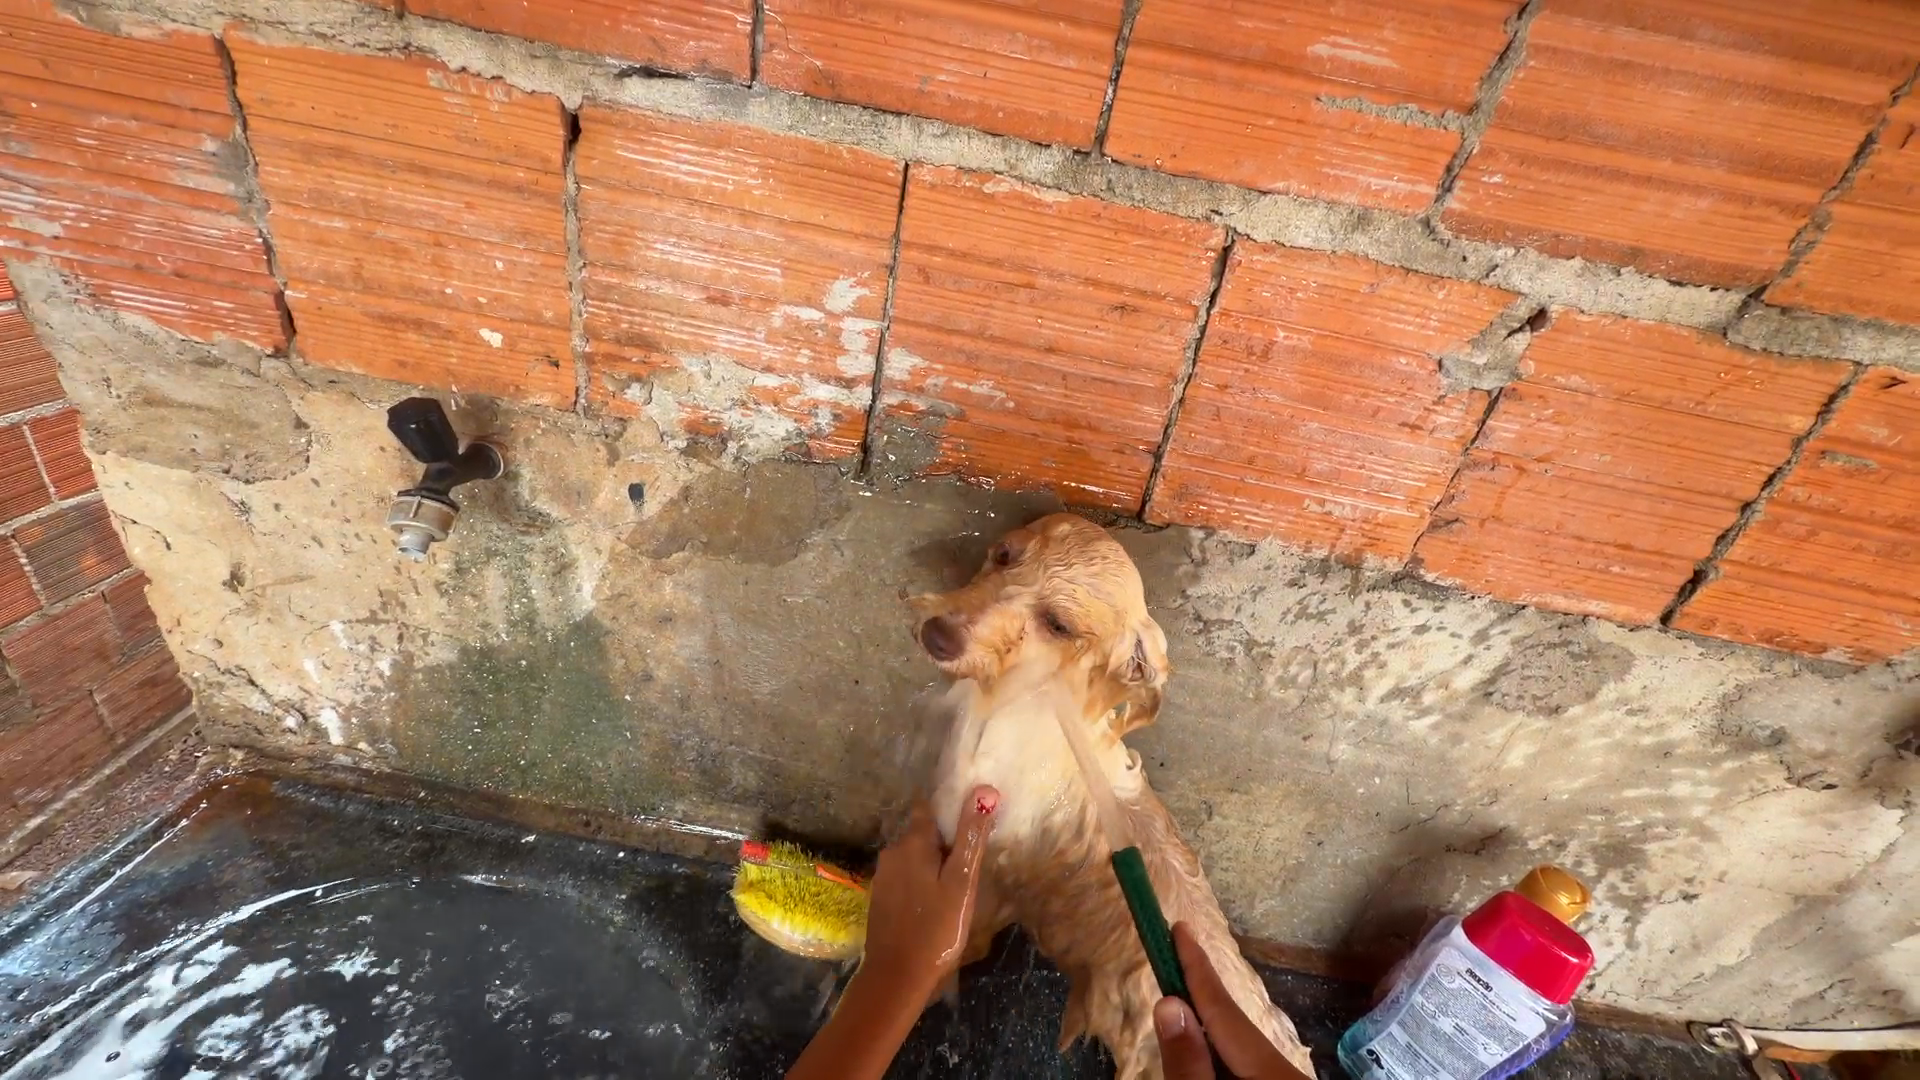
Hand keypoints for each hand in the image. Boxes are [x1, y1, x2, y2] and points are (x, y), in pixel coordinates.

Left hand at [856, 786, 998, 1001]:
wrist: (896, 978)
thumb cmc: (936, 927)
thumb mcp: (962, 881)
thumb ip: (971, 835)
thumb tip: (984, 790)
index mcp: (913, 841)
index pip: (928, 806)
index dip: (948, 807)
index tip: (967, 817)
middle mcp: (892, 851)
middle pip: (921, 833)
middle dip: (943, 840)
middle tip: (968, 862)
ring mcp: (883, 876)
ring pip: (912, 857)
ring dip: (930, 863)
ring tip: (954, 884)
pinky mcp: (879, 897)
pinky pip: (904, 877)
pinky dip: (919, 881)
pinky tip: (932, 901)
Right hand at [1154, 923, 1311, 1079]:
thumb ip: (1189, 1063)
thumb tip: (1167, 1003)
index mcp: (1273, 1071)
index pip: (1225, 1009)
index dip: (1197, 967)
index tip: (1179, 925)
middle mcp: (1287, 1070)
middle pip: (1236, 1026)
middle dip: (1203, 991)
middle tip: (1172, 951)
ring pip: (1244, 1046)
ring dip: (1211, 1025)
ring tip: (1180, 995)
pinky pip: (1252, 1064)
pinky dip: (1224, 1051)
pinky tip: (1206, 1050)